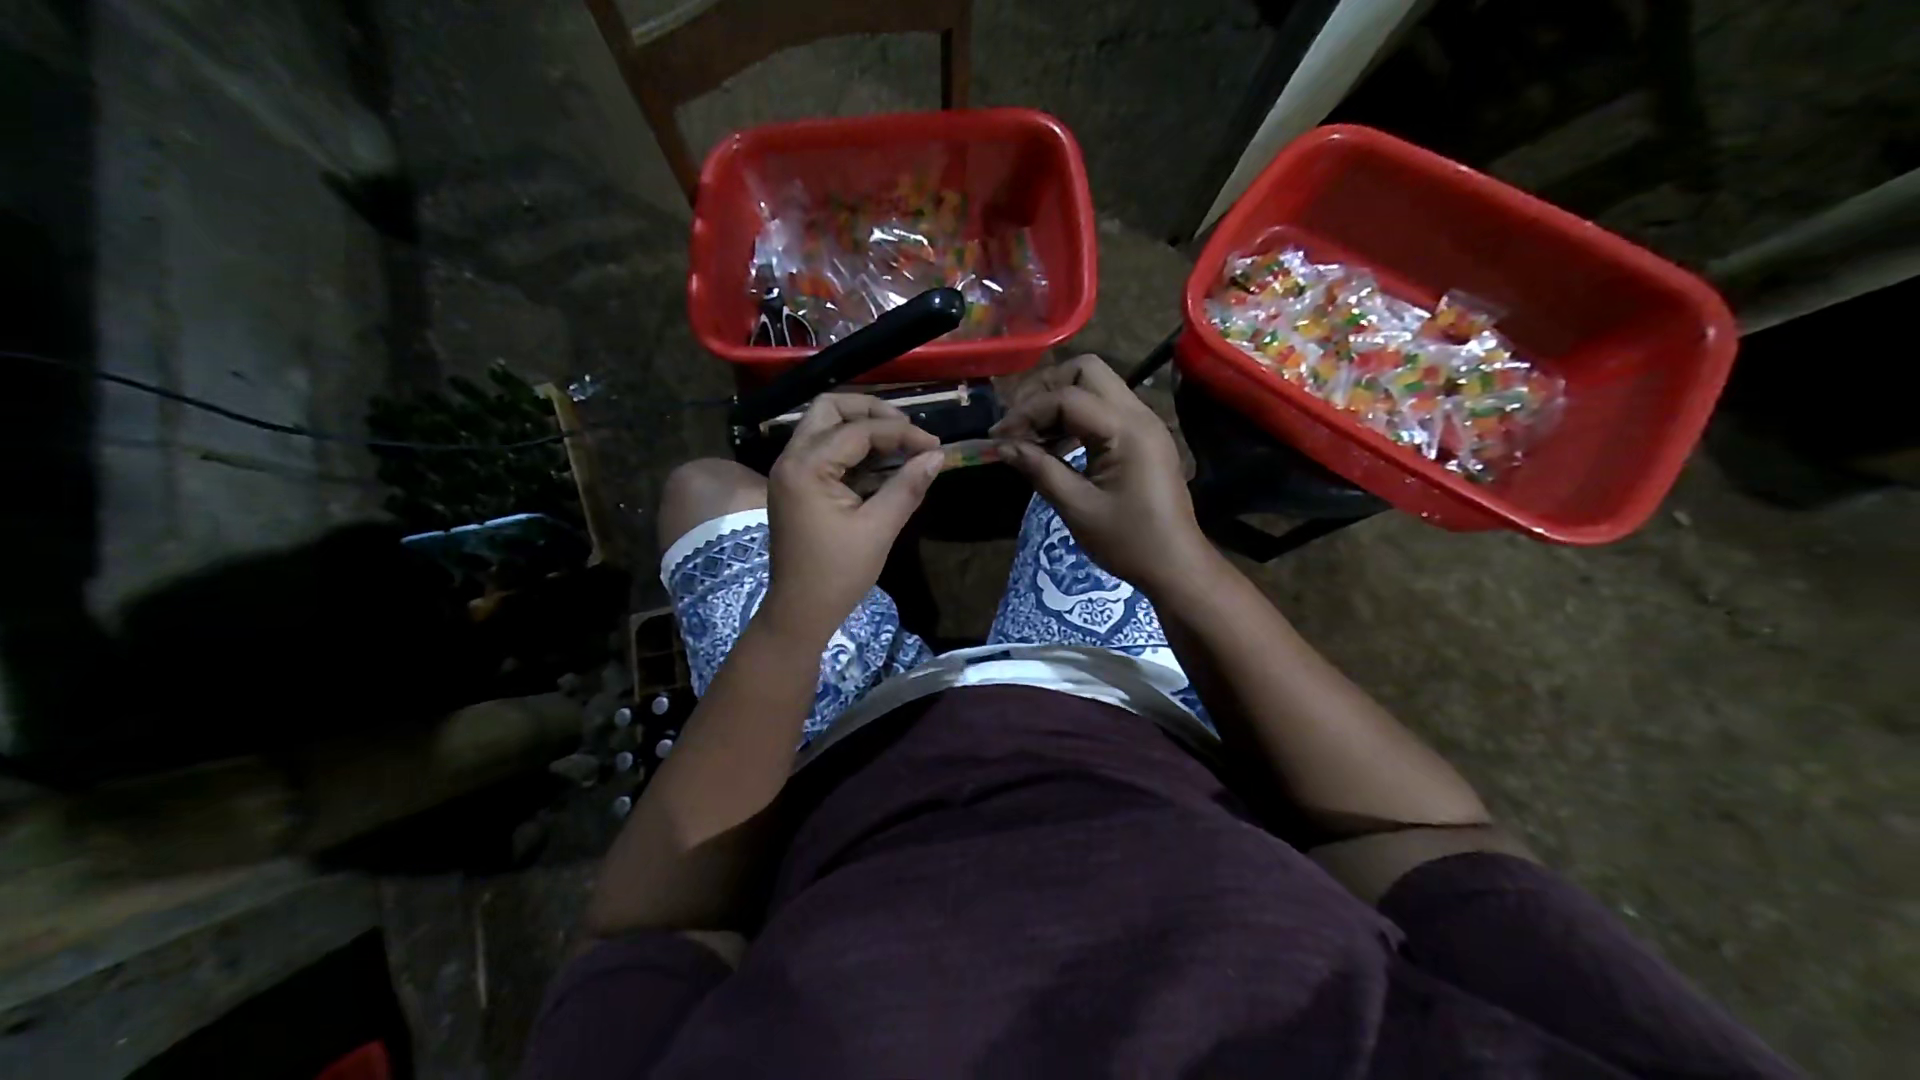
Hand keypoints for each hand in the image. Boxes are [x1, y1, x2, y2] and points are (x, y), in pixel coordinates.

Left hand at [763, 394, 941, 640]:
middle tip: (907, 430)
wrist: (800, 610)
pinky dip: (852, 447)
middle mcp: (791, 459)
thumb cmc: (838, 573)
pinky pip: (823, 449)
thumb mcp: (879, 528)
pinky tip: (882, 462)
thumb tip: (937, 456)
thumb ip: (907, 486)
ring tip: (900, 443)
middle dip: (872, 412)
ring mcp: (790, 471)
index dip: (900, 432)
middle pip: (830, 409)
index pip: (858, 430)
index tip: (933, 445)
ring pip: (824, 425)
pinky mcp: (796, 484)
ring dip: (861, 427)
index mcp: (806, 467)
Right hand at [991, 355, 1208, 593]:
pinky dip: (1074, 417)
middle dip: (1044, 389)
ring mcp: (1143, 423)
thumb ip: (1039, 469)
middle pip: (1085, 371)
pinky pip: (1103, 408)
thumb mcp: (1077, 507)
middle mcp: (1138, 414)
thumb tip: (1002, 446)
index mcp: (1126, 430)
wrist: (1175, 565)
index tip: (998, 437)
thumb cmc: (1127, 541)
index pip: (1066, 397)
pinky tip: (1054, 446)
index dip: (1026, 412)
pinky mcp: (1141, 437)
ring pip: (1094, 385)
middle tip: (1018, 422)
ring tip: (1030, 436)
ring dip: (1058, 401)